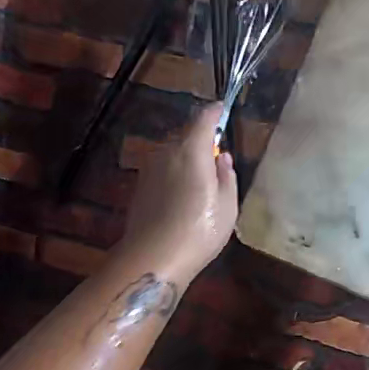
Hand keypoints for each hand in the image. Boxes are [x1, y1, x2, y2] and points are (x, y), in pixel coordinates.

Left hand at [121, 103, 238, 280]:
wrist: (153, 259)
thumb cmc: (199, 231)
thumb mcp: (228, 206)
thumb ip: (227, 176)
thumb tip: (222, 158)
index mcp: (191, 150)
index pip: (203, 118)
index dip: (215, 113)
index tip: (222, 111)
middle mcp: (166, 152)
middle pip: (185, 136)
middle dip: (201, 140)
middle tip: (216, 158)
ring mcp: (149, 169)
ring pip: (172, 154)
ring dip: (186, 160)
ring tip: (201, 183)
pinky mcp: (140, 188)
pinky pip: (162, 171)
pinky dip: (174, 176)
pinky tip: (183, 198)